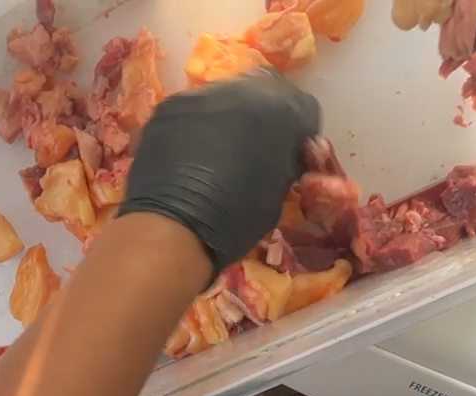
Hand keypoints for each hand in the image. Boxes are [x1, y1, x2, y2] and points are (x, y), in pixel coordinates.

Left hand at [121, 71, 320, 278]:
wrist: (176, 228)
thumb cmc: (236, 222)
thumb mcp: (277, 196)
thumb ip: (285, 164)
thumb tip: (280, 157)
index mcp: (284, 111)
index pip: (304, 109)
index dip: (298, 133)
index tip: (290, 153)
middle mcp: (247, 88)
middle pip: (265, 89)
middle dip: (264, 114)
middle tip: (254, 146)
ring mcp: (204, 92)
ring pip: (225, 96)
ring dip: (228, 118)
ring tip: (217, 152)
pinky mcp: (171, 104)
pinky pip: (192, 110)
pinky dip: (195, 128)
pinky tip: (189, 154)